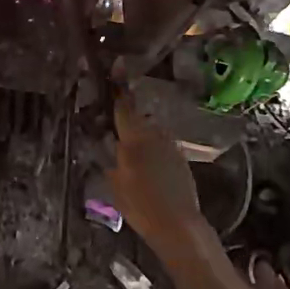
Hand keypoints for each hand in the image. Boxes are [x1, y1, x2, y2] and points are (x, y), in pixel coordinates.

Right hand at [108, 95, 213, 255]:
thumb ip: (110, 157)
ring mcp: (171, 145)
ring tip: (128, 156)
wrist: (178, 224)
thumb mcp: (115, 182)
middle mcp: (155, 134)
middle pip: (137, 119)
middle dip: (126, 120)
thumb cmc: (140, 205)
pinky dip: (151, 151)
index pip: (123, 105)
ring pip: (149, 133)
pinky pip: (160, 146)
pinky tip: (145, 169)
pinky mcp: (180, 158)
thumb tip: (109, 143)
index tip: (116, 64)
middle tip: (111, 130)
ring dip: (139, 138)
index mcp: (135, 137)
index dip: (118, 85)